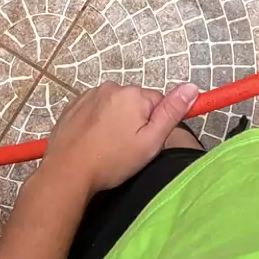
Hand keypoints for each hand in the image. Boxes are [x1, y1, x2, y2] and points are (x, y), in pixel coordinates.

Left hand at [39, 81, 199, 195]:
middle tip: (125, 148)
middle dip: (134, 122)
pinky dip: (97, 122)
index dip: (154, 124)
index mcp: (132, 94)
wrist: (66, 172)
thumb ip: (172, 113)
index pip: (157, 102)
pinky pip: (95, 109)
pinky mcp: (74, 105)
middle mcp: (112, 87)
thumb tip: (192, 86)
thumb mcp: (150, 142)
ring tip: (107, 147)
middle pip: (135, 103)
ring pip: (115, 106)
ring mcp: (90, 94)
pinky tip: (92, 141)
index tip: (143, 143)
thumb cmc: (112, 160)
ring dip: (115, 121)